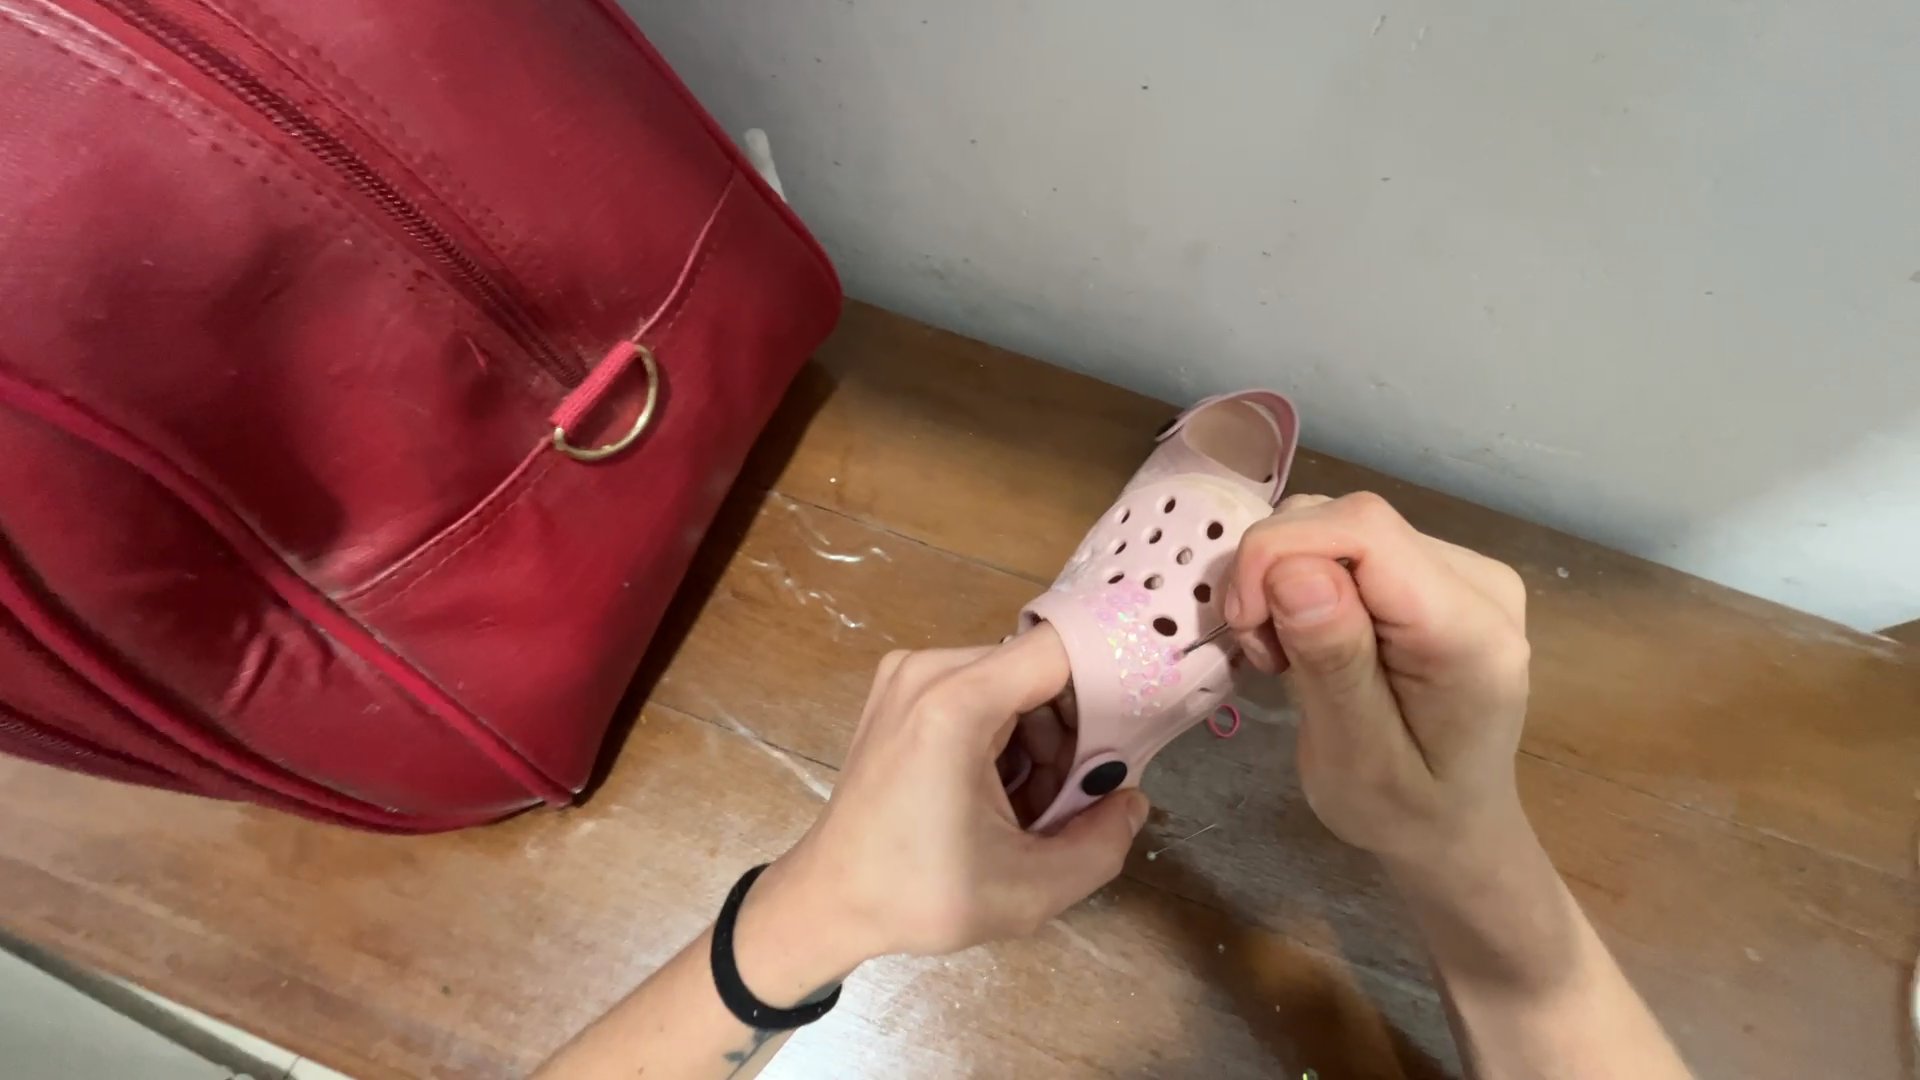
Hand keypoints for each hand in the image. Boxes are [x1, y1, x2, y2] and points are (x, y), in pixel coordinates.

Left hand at [749, 629, 1149, 979]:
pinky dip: (1001, 726)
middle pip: (1035, 668)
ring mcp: (907, 671)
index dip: (1108, 677)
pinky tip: (994, 782)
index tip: (1137, 721)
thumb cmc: (920, 894)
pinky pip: (976, 685)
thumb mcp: (1029, 889)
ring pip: (1009, 678)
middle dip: (1069, 727)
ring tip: (1028, 799)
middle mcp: (928, 669)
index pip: (1058, 651)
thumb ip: (1102, 843)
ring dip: (1036, 732)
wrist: (828, 896)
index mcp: (955, 704)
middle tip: (1070, 792)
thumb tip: (1132, 798)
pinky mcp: (899, 684)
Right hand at [1224, 492, 1531, 873]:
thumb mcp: (1356, 758)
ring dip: (1275, 576)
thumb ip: (1334, 663)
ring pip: (1330, 522)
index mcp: (1470, 632)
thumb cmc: (1402, 810)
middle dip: (1270, 570)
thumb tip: (1294, 571)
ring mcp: (1454, 569)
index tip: (1245, 625)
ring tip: (1278, 651)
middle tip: (1258, 650)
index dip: (1278, 554)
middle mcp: (1475, 580)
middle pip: (1343, 521)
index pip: (1363, 531)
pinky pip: (1335, 541)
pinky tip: (1296, 632)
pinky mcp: (1424, 570)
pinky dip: (1290, 576)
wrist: (1449, 827)